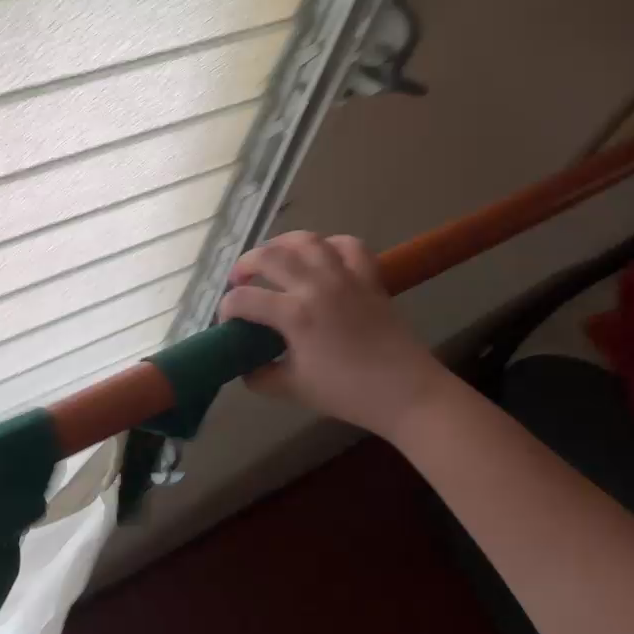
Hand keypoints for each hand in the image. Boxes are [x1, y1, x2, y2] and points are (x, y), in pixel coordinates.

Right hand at [220, 231, 451, 439]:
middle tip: (239, 281)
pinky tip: (321, 257)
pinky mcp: (369, 278)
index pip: (244, 300)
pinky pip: (348, 246)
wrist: (407, 393)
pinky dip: (330, 245)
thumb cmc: (349, 393)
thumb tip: (245, 368)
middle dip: (245, 265)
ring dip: (282, 244)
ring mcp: (345, 277)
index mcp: (295, 314)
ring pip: (306, 240)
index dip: (226, 309)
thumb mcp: (295, 390)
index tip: (226, 322)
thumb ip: (262, 376)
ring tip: (273, 258)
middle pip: (269, 256)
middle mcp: (316, 285)